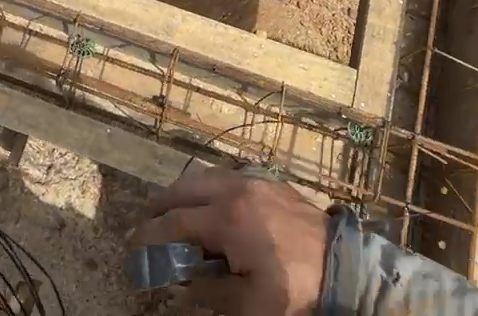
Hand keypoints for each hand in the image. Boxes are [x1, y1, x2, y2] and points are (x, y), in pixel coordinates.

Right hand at [130, 165, 328, 315]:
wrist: (344, 267)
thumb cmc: (294, 289)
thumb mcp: (248, 304)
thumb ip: (208, 291)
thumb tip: (180, 283)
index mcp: (226, 219)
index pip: (175, 221)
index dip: (151, 233)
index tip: (134, 243)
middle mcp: (234, 190)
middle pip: (185, 188)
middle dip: (161, 204)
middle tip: (147, 222)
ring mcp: (253, 181)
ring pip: (206, 176)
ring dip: (184, 191)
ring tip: (174, 210)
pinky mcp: (269, 182)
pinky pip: (228, 175)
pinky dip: (208, 185)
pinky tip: (210, 202)